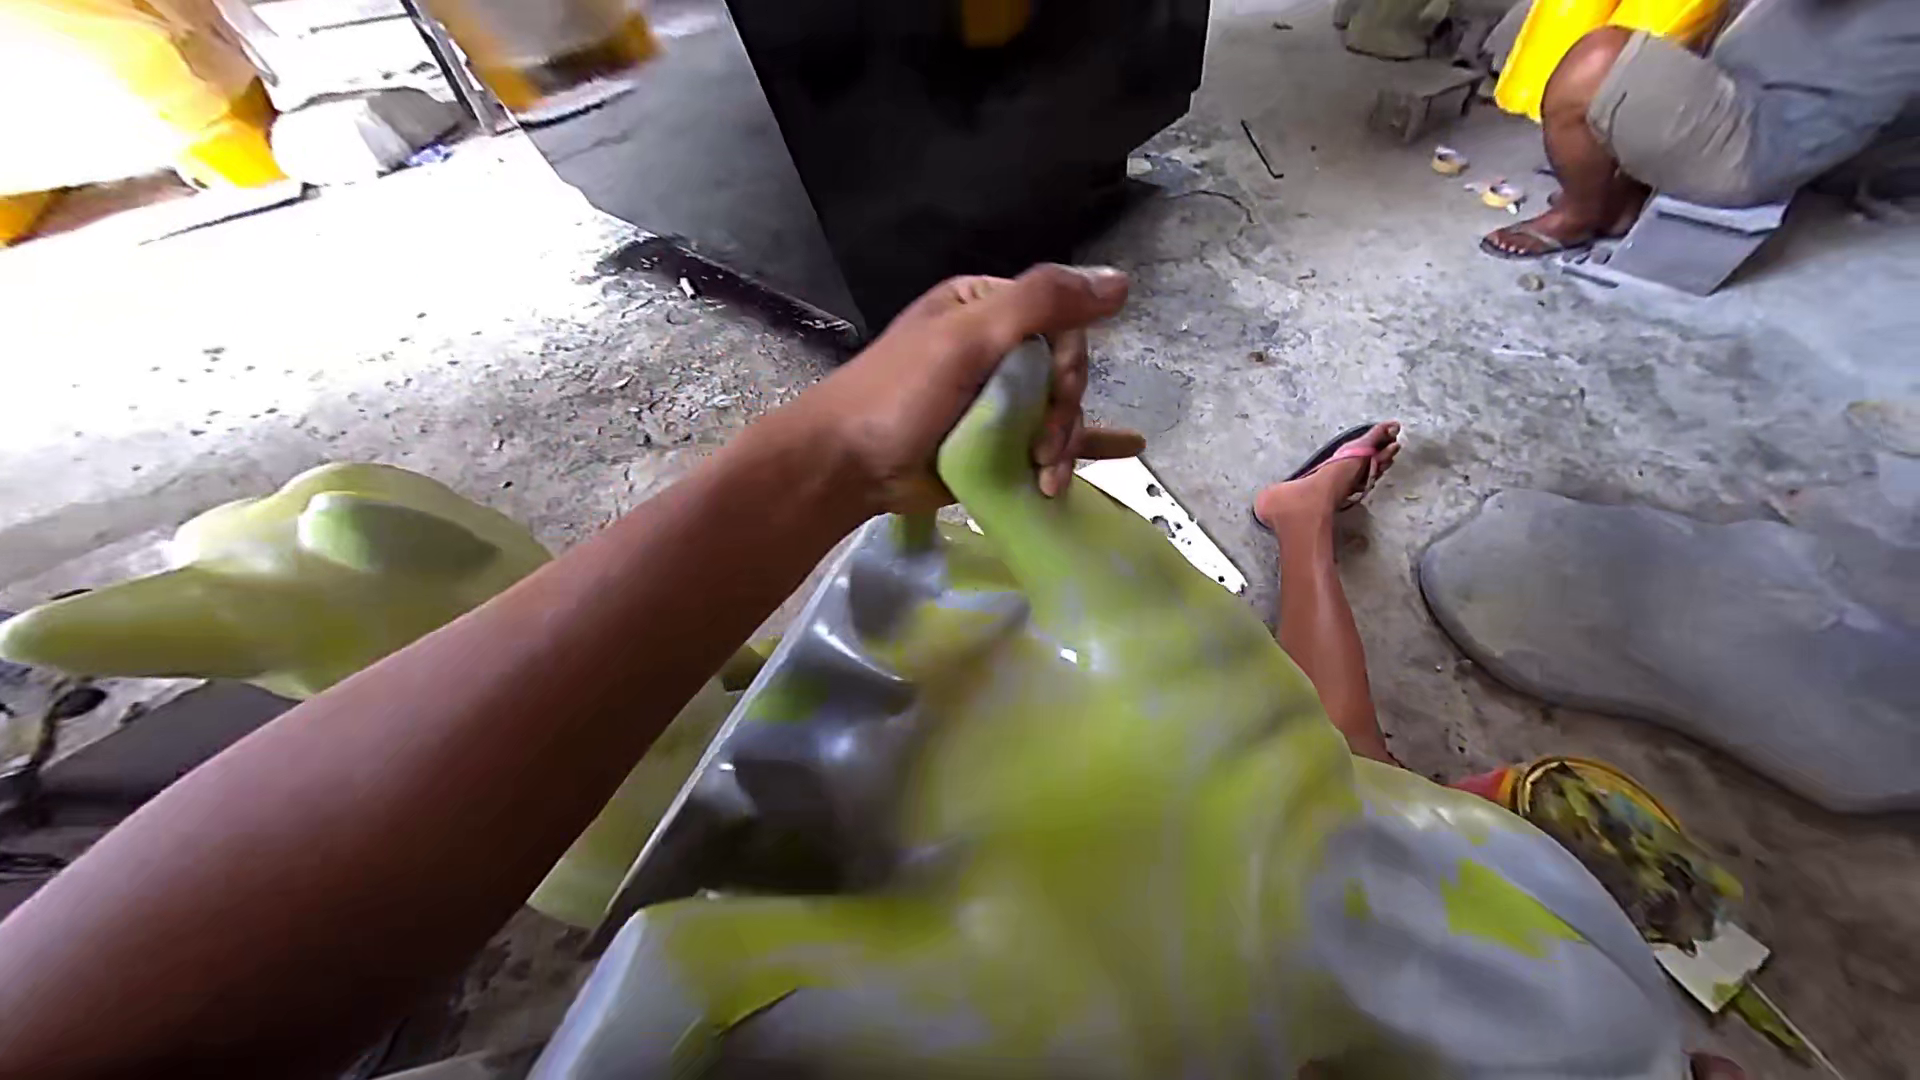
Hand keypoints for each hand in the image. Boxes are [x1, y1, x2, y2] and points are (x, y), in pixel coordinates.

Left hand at [795, 264, 1146, 515]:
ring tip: (1048, 476)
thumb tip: (1121, 283)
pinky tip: (1127, 447)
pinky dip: (1084, 444)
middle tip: (1042, 448)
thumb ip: (1041, 303)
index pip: (1061, 322)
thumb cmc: (900, 395)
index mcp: (987, 309)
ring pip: (1060, 413)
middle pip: (1063, 373)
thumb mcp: (967, 338)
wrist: (849, 465)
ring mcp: (997, 401)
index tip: (1055, 396)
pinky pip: (1051, 440)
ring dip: (1064, 445)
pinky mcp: (996, 443)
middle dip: (1063, 414)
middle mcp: (996, 350)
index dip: (1068, 364)